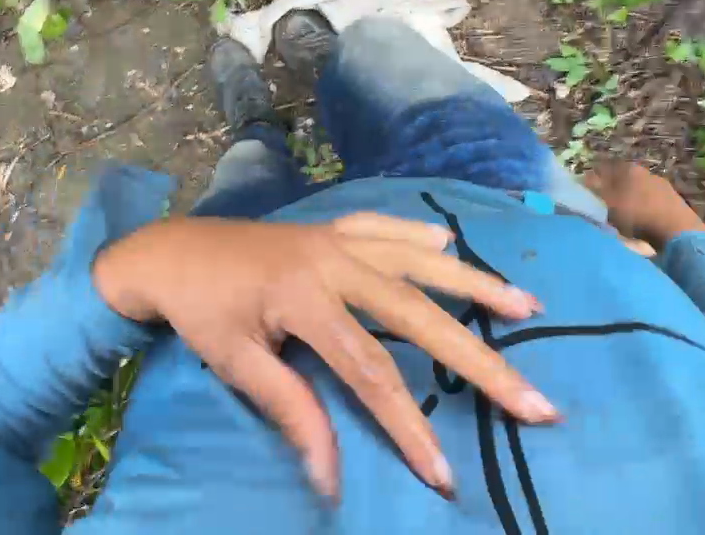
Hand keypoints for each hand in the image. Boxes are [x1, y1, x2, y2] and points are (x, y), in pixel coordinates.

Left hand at [91, 213, 559, 500]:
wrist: (167, 251)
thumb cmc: (199, 309)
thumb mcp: (237, 362)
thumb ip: (291, 411)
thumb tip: (331, 479)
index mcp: (304, 296)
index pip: (371, 369)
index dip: (407, 425)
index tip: (443, 474)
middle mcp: (330, 259)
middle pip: (414, 312)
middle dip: (476, 360)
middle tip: (537, 401)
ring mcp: (330, 237)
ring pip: (411, 258)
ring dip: (469, 281)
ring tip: (524, 304)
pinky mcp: (322, 228)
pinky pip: (378, 226)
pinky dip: (413, 233)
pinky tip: (445, 241)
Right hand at [582, 160, 704, 249]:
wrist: (680, 235)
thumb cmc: (637, 215)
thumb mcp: (608, 202)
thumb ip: (594, 188)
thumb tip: (585, 177)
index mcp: (628, 168)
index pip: (605, 167)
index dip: (594, 178)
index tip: (588, 191)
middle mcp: (647, 172)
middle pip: (623, 178)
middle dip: (613, 188)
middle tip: (605, 203)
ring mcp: (664, 186)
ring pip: (638, 189)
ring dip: (630, 198)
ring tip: (624, 215)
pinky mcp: (676, 201)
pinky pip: (652, 201)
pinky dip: (645, 207)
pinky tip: (643, 220)